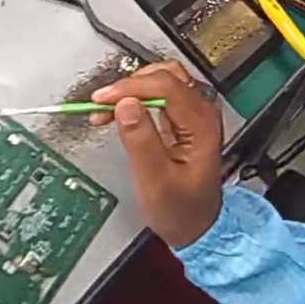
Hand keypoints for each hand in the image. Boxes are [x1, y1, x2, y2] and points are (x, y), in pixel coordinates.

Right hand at [90, 61, 223, 248]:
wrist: (198, 227)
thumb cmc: (180, 210)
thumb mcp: (156, 182)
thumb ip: (141, 141)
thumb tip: (125, 105)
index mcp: (201, 124)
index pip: (167, 86)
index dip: (131, 87)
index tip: (102, 99)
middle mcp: (202, 111)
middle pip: (166, 76)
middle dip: (130, 85)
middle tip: (101, 104)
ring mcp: (194, 111)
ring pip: (162, 80)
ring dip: (132, 88)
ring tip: (106, 108)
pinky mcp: (183, 116)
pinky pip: (159, 93)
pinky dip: (136, 96)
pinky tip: (117, 110)